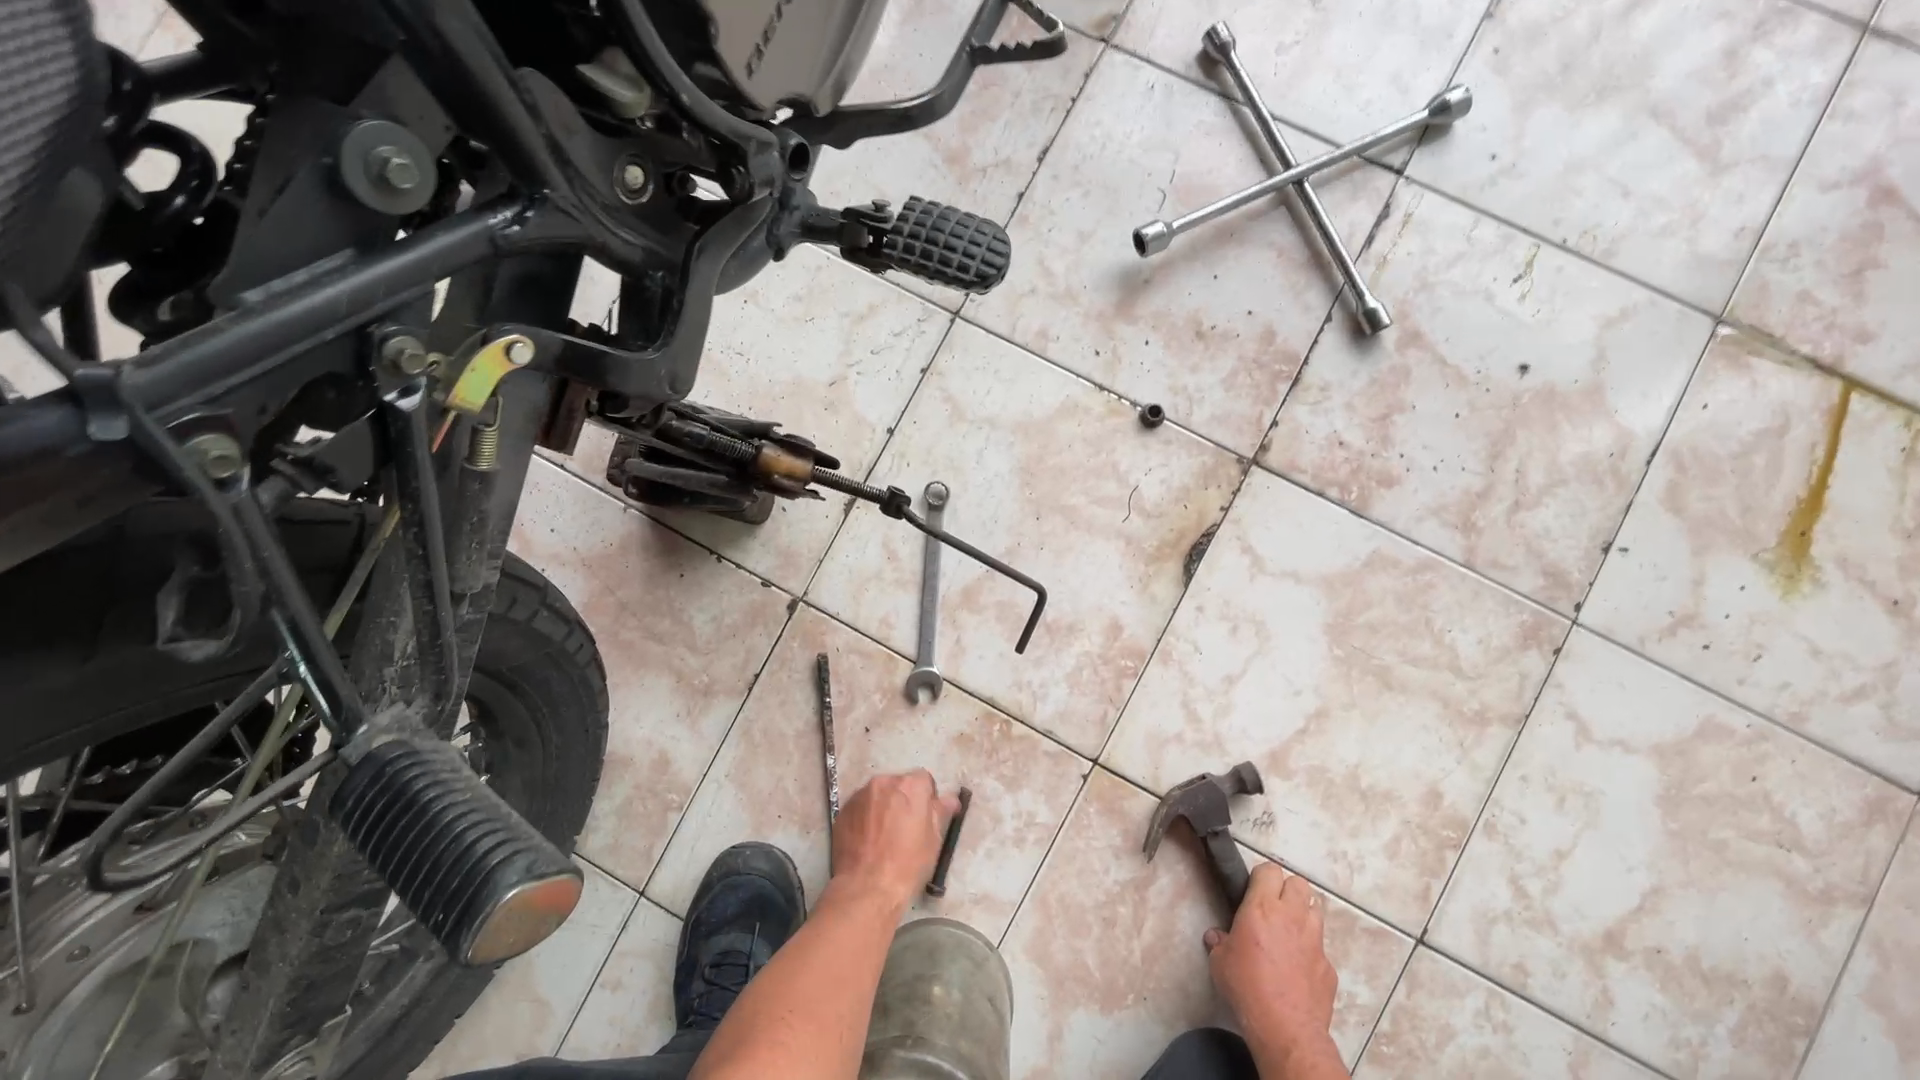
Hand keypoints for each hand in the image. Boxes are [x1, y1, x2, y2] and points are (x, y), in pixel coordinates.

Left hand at [829, 770, 959, 912]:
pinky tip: (868, 840)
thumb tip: (950, 800)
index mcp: (910, 786)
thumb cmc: (907, 863)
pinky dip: (865, 817)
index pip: (923, 779)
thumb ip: (940, 812)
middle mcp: (883, 782)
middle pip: (898, 785)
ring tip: (884, 835)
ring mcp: (860, 795)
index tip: (925, 817)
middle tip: (905, 827)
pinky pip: (860, 807)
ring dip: (883, 807)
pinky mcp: (843, 810)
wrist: (867, 887)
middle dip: (903, 800)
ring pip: (877, 795)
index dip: (927, 797)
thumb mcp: (933, 839)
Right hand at [1204, 864, 1342, 1071]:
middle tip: (1271, 907)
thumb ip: (1219, 942)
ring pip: (1315, 909)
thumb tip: (1216, 937)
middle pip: (1298, 883)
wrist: (1286, 1027)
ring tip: (1287, 932)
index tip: (1253, 891)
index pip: (1269, 871)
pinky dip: (1309, 949)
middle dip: (1286, 889)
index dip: (1261, 877)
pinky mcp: (1328, 964)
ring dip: (1302, 914)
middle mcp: (1292, 916)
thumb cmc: (1247, 987)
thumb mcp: (1220, 962)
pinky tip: (1297, 967)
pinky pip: (1320, 946)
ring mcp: (1315, 940)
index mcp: (1262, 908)